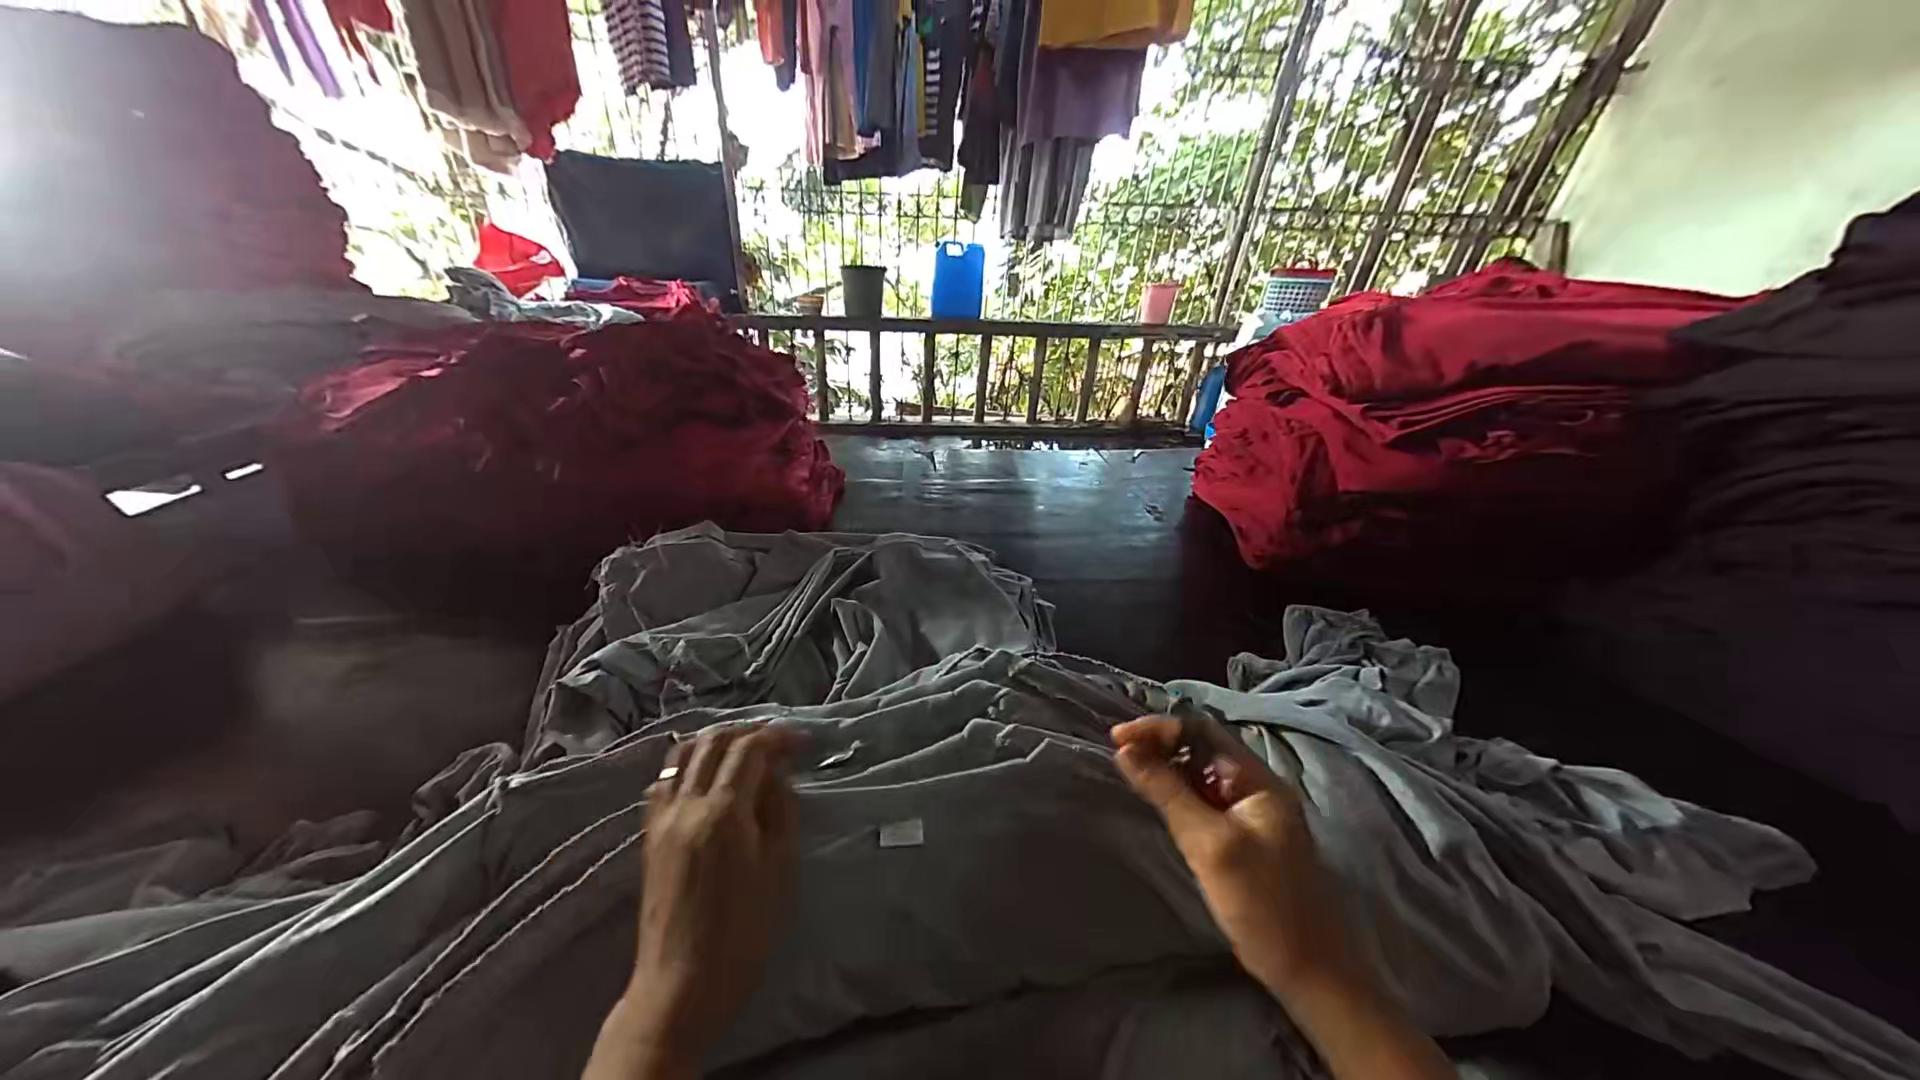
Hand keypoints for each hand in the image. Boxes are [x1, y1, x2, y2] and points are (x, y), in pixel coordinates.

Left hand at [586, 724, 801, 1079]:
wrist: (682, 985)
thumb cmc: (743, 931)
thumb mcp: (779, 867)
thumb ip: (781, 809)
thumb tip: (779, 772)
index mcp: (722, 812)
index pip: (749, 750)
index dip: (778, 737)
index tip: (803, 740)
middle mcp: (686, 805)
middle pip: (713, 742)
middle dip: (747, 731)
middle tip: (776, 739)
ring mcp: (661, 820)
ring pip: (682, 754)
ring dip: (715, 741)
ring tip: (742, 748)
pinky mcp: (648, 838)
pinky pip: (664, 782)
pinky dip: (686, 764)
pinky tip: (704, 776)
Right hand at [1111, 714, 1356, 998]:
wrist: (1313, 974)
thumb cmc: (1264, 904)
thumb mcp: (1209, 844)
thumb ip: (1167, 792)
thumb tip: (1125, 751)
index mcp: (1258, 781)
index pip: (1203, 732)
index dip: (1159, 729)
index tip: (1118, 738)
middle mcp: (1254, 788)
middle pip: (1200, 749)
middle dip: (1158, 745)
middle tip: (1118, 752)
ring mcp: (1247, 813)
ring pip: (1198, 775)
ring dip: (1163, 767)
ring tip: (1128, 769)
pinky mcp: (1238, 838)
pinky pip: (1201, 800)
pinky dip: (1174, 793)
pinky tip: (1153, 796)